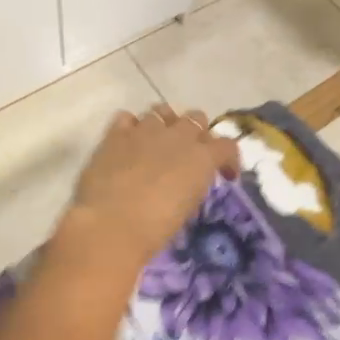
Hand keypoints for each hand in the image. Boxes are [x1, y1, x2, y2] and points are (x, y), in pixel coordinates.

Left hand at [58, 104, 240, 269]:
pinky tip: (129, 142)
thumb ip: (192, 184)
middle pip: (196, 118)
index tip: (224, 174)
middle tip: (188, 154)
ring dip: (165, 124)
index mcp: (201, 158)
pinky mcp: (116, 133)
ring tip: (158, 142)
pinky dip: (132, 127)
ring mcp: (145, 130)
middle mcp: (177, 136)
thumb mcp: (187, 208)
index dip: (228, 159)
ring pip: (162, 110)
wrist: (111, 224)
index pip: (227, 145)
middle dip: (196, 133)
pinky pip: (128, 118)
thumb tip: (186, 180)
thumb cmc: (155, 228)